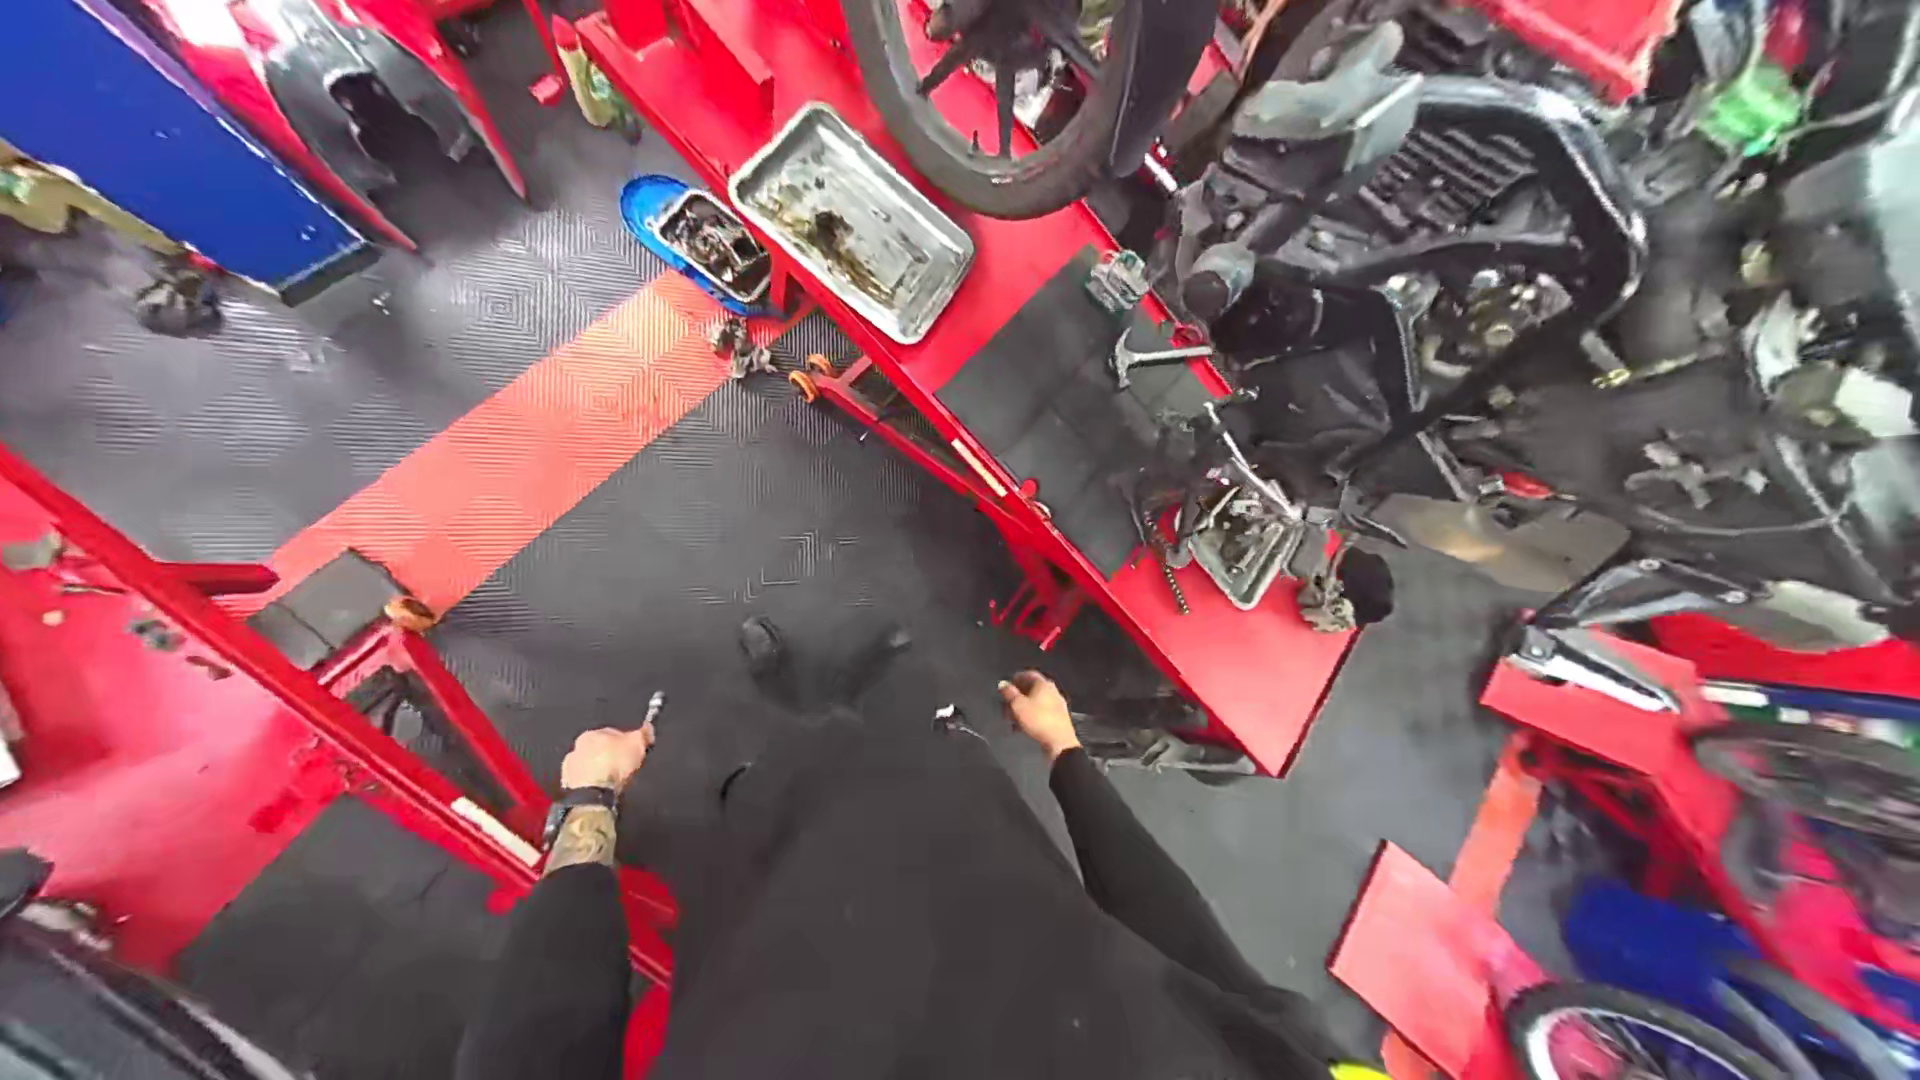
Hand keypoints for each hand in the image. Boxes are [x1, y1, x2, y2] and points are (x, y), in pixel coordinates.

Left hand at [559, 722, 655, 791]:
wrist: (593, 794)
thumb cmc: (615, 763)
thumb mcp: (638, 743)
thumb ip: (643, 733)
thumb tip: (647, 728)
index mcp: (590, 734)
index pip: (612, 733)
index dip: (626, 742)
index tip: (634, 751)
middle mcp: (575, 749)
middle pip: (599, 750)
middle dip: (611, 756)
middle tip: (625, 765)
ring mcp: (568, 769)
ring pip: (591, 766)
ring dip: (601, 770)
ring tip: (615, 779)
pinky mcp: (568, 787)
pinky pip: (586, 782)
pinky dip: (594, 783)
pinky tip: (605, 788)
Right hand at [998, 671, 1079, 761]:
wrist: (1059, 743)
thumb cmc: (1038, 720)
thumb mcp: (1018, 705)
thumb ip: (1009, 693)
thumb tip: (1003, 683)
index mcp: (1043, 684)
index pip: (1028, 674)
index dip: (1016, 678)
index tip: (1006, 687)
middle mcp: (1052, 691)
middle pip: (1031, 689)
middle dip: (1017, 696)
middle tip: (1006, 704)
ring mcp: (1057, 705)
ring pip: (1035, 702)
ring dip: (1022, 707)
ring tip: (1011, 718)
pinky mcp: (1058, 718)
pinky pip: (1041, 712)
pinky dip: (1030, 716)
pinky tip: (1022, 726)